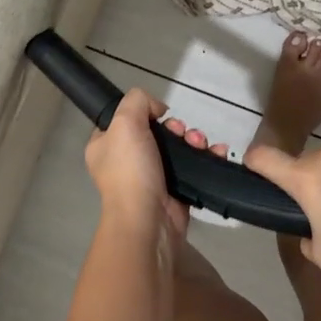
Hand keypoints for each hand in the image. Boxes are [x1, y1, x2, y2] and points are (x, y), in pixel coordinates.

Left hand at [84, 89, 227, 242]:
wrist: (149, 219)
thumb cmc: (130, 170)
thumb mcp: (124, 123)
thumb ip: (137, 102)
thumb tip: (156, 109)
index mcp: (104, 145)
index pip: (122, 119)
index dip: (143, 112)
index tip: (158, 115)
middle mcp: (124, 160)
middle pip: (155, 131)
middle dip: (175, 127)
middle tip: (182, 132)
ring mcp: (150, 176)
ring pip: (176, 147)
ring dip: (193, 139)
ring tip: (200, 142)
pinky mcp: (174, 189)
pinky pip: (192, 166)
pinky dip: (205, 156)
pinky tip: (216, 152)